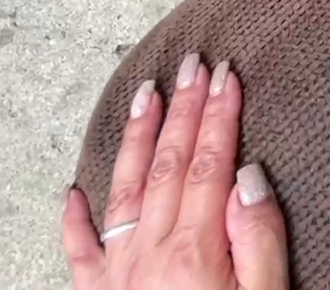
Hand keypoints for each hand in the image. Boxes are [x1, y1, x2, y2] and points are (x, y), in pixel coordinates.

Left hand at [62, 54, 288, 288]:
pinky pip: (78, 257)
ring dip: (137, 139)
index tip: (227, 72)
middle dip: (184, 108)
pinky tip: (70, 191)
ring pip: (124, 193)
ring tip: (144, 94)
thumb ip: (259, 238)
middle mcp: (148, 256)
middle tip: (192, 62)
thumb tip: (249, 176)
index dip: (220, 113)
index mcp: (194, 251)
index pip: (210, 161)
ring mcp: (116, 279)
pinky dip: (72, 221)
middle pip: (169, 165)